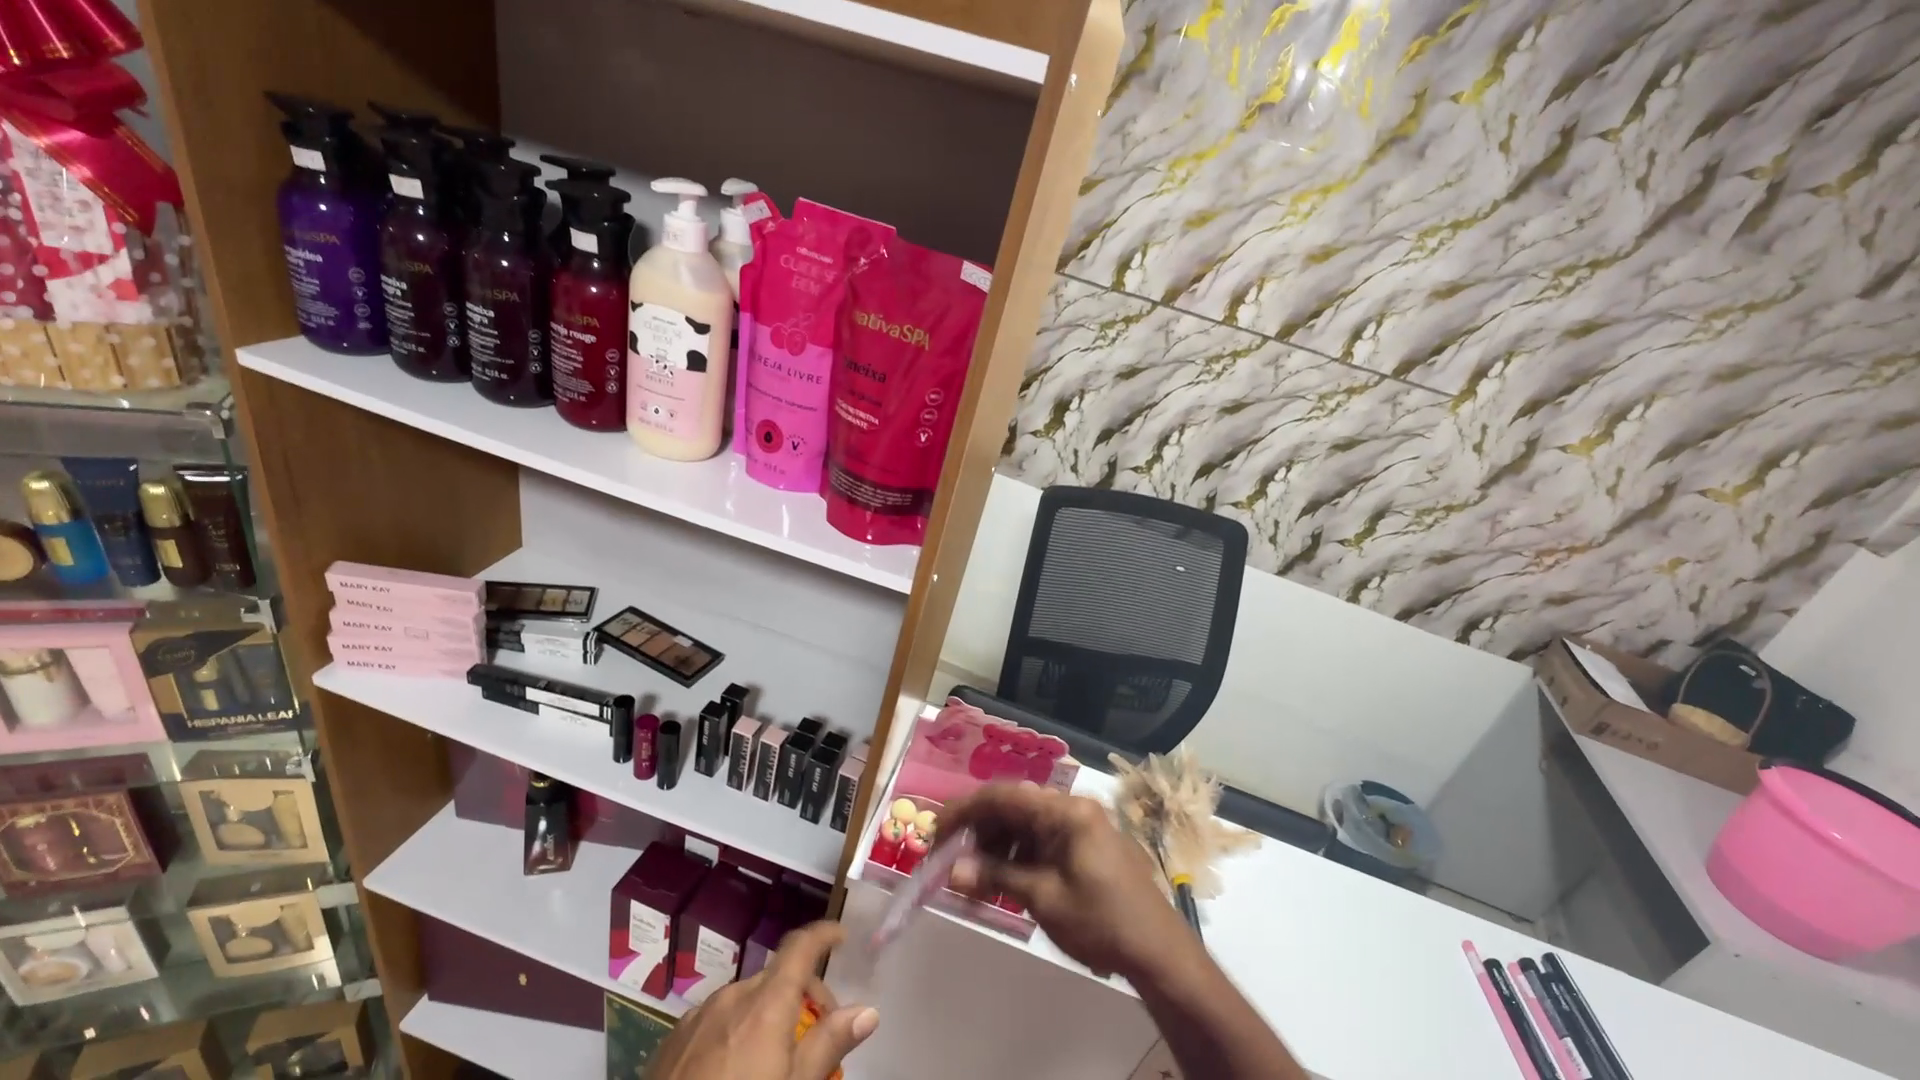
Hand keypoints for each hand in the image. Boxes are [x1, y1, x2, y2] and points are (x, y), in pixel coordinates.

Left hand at [645, 921, 878, 1079]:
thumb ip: (829, 1044)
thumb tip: (868, 1010)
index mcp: (766, 1004)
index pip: (800, 947)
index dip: (824, 935)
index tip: (842, 937)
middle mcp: (732, 996)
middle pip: (777, 977)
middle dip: (804, 996)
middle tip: (819, 1036)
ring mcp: (698, 1016)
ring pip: (746, 999)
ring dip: (769, 1014)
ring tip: (776, 1059)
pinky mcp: (674, 1038)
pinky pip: (717, 1018)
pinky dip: (737, 1029)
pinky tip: (735, 1070)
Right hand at [941, 783, 1193, 980]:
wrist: (1158, 951)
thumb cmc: (1101, 921)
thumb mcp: (1043, 898)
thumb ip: (996, 877)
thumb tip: (951, 870)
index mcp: (1066, 812)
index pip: (1003, 796)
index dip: (964, 811)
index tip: (935, 834)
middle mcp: (1073, 809)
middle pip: (1012, 807)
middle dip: (978, 833)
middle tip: (951, 863)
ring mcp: (1081, 827)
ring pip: (1024, 825)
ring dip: (996, 848)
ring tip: (975, 881)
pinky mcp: (1085, 847)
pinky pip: (1041, 841)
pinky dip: (1017, 858)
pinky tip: (1002, 884)